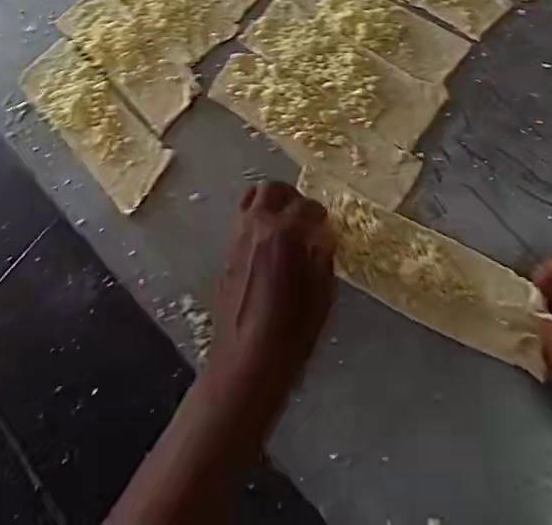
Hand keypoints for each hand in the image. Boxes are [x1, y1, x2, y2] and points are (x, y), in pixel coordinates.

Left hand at [207, 181, 335, 398]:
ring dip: (269, 204)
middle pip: (271, 189)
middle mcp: (256, 226)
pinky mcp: (225, 254)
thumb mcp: (322, 293)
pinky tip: (268, 246)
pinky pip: (240, 222)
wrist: (246, 362)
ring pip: (250, 200)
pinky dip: (255, 222)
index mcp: (284, 232)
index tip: (326, 224)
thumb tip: (323, 238)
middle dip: (291, 196)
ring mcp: (236, 238)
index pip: (307, 205)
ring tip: (284, 225)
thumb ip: (323, 256)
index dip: (320, 214)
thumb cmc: (292, 331)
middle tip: (304, 214)